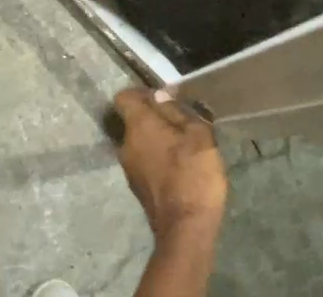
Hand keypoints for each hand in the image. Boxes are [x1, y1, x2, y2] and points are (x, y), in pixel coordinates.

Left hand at [112, 88, 227, 240]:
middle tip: (182, 123)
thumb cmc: (192, 174)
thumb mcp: (198, 135)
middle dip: (155, 119)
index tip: (163, 97)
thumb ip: (177, 111)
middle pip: (134, 121)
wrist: (185, 229)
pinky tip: (180, 168)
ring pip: (140, 143)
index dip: (141, 93)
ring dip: (158, 141)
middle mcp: (126, 145)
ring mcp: (129, 169)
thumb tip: (161, 96)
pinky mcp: (138, 189)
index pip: (124, 97)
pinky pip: (145, 162)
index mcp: (138, 126)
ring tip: (185, 147)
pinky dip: (158, 159)